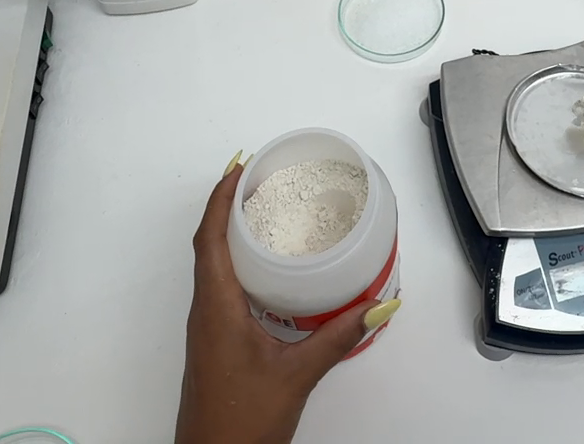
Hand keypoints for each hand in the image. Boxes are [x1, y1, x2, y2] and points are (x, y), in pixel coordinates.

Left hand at [174, 157, 386, 443]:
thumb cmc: (240, 424)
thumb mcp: (297, 375)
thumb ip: (338, 337)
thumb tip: (378, 305)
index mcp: (216, 308)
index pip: (208, 238)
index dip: (219, 198)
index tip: (239, 166)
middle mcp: (205, 311)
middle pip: (207, 244)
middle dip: (227, 206)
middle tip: (257, 179)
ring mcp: (207, 327)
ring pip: (212, 265)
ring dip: (229, 232)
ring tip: (263, 211)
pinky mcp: (215, 341)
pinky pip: (220, 284)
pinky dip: (237, 261)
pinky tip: (266, 266)